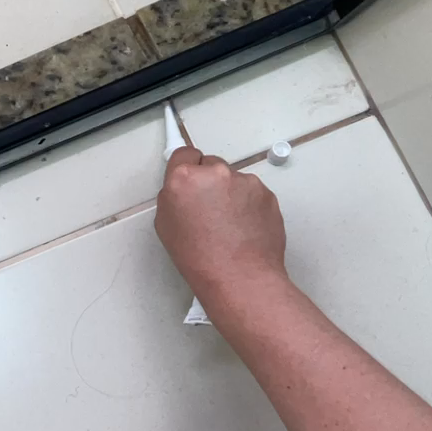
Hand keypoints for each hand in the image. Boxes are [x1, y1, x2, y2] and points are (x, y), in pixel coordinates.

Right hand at [155, 146, 289, 294]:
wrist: (239, 276)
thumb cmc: (198, 256)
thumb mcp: (165, 224)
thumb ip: (173, 196)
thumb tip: (183, 189)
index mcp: (184, 178)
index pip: (184, 153)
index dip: (186, 167)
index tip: (190, 178)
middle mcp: (215, 172)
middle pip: (210, 164)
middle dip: (208, 181)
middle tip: (208, 209)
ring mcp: (245, 181)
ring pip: (233, 180)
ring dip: (230, 193)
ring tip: (229, 224)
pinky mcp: (266, 193)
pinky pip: (252, 193)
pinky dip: (248, 205)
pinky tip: (244, 227)